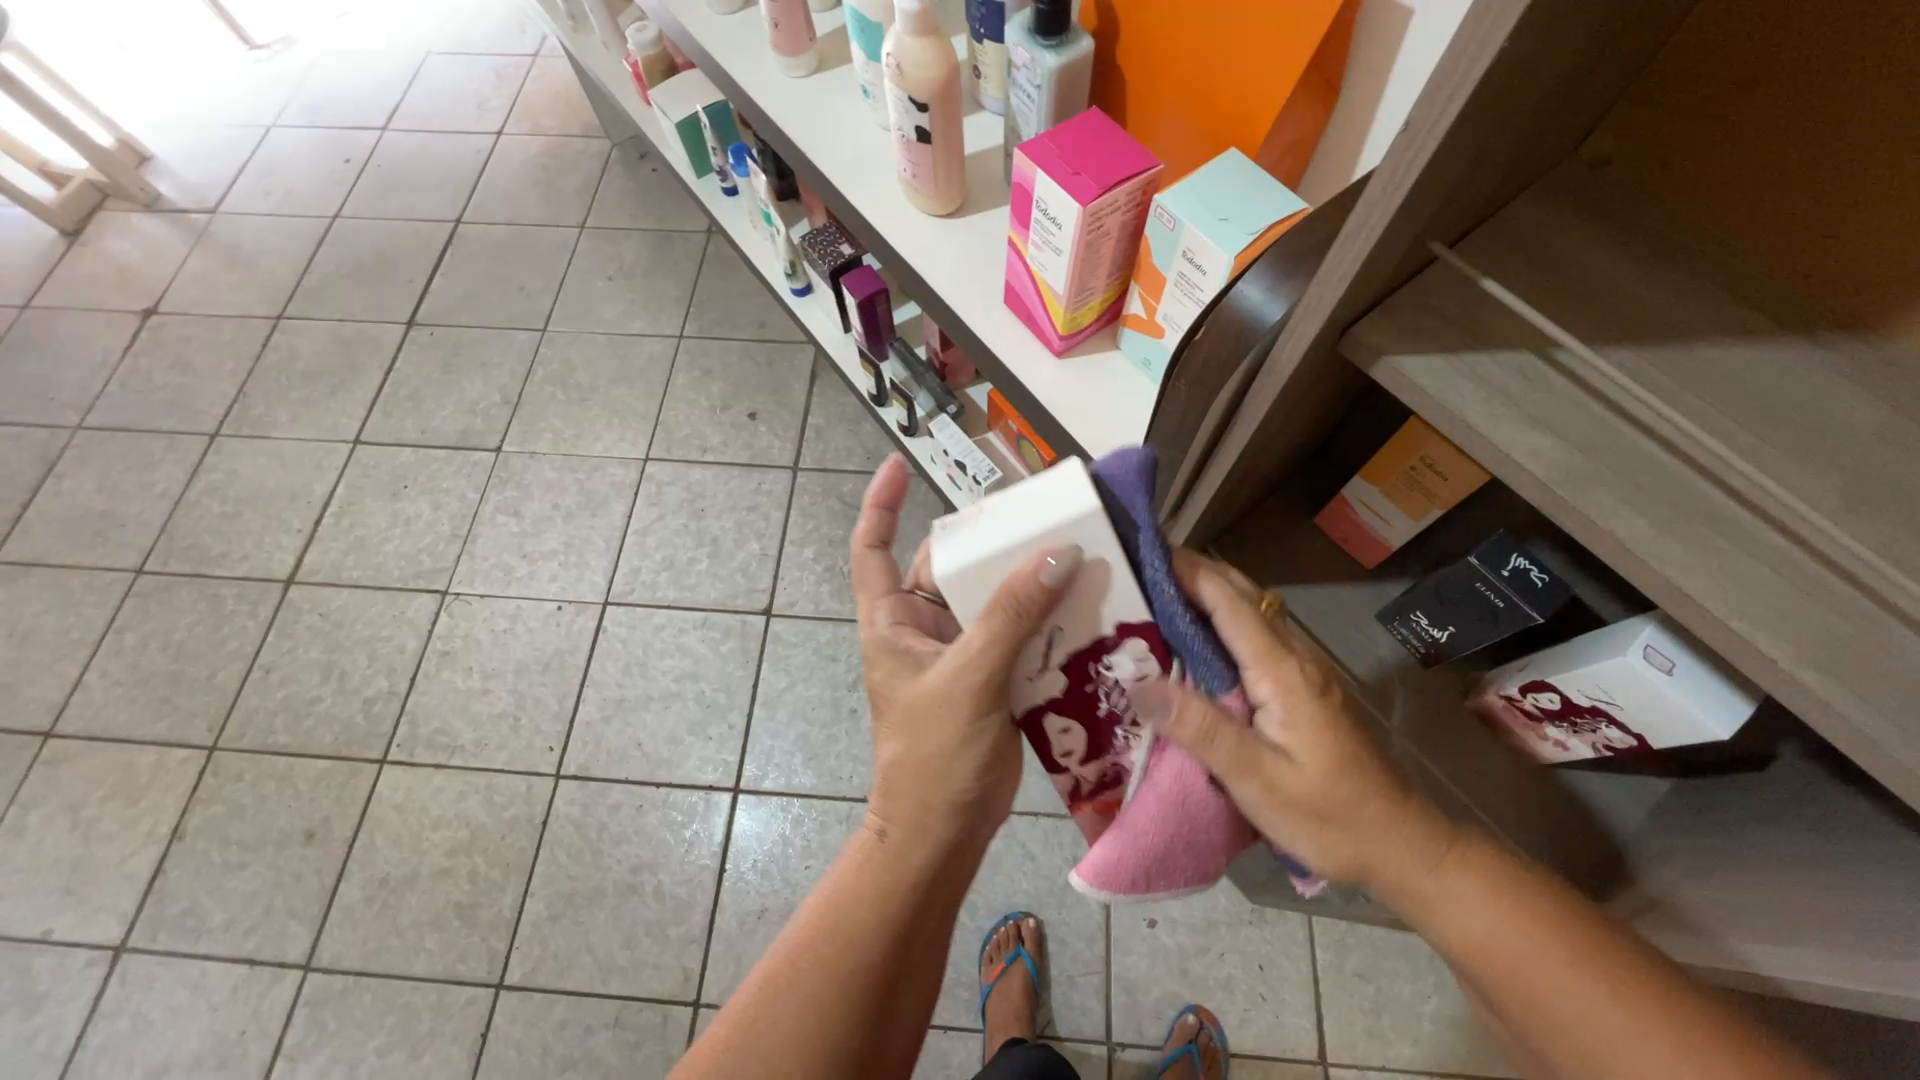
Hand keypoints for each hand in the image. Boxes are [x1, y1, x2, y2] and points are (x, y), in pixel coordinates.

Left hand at [850, 456, 1080, 847]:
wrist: (943, 834)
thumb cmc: (933, 756)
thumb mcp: (969, 677)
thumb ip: (1012, 614)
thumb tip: (1058, 553)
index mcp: (892, 622)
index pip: (872, 549)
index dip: (880, 504)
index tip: (899, 464)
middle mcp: (922, 629)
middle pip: (951, 567)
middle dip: (989, 541)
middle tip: (1038, 512)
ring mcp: (959, 654)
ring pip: (992, 599)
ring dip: (1027, 579)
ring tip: (1074, 547)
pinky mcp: (992, 678)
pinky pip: (1020, 633)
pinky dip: (1046, 617)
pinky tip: (1084, 603)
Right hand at [1132, 550, 1461, 892]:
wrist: (1401, 846)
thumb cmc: (1329, 816)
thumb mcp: (1258, 780)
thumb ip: (1201, 728)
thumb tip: (1138, 684)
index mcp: (1282, 670)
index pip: (1228, 601)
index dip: (1185, 570)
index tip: (1140, 551)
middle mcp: (1294, 658)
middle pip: (1241, 595)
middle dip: (1191, 573)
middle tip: (1136, 573)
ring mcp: (1302, 673)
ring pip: (1249, 615)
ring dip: (1204, 597)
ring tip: (1151, 601)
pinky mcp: (1302, 692)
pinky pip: (1254, 641)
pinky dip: (1219, 627)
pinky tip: (1192, 649)